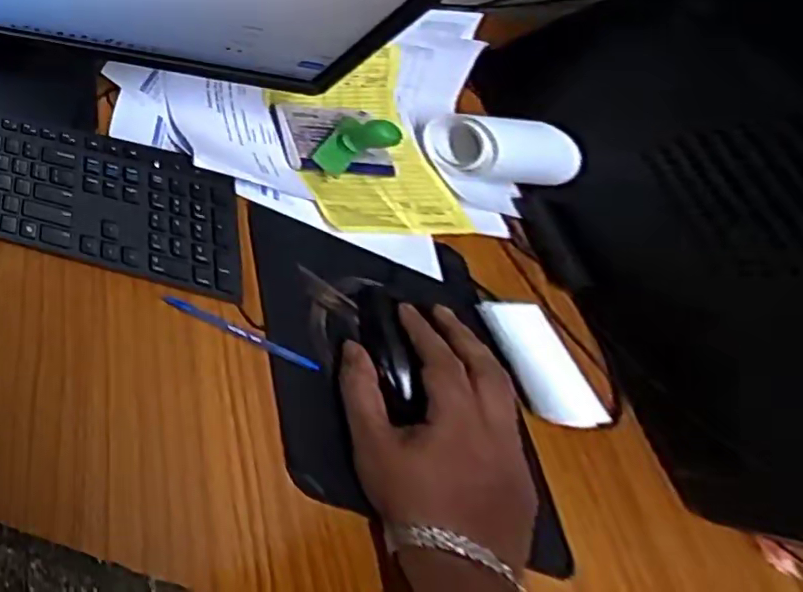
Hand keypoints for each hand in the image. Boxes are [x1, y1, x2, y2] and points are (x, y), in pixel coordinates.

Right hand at [341, 303, 536, 571]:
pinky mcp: (522, 476)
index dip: (425, 332)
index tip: (406, 310)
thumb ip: (360, 391)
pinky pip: (509, 420)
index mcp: (461, 422)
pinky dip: (490, 390)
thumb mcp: (371, 443)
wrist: (459, 566)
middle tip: (439, 312)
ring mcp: (517, 457)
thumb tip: (355, 349)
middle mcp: (498, 433)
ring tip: (458, 341)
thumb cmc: (407, 498)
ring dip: (481, 361)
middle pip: (489, 372)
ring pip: (507, 396)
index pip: (445, 363)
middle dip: (463, 336)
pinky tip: (473, 392)